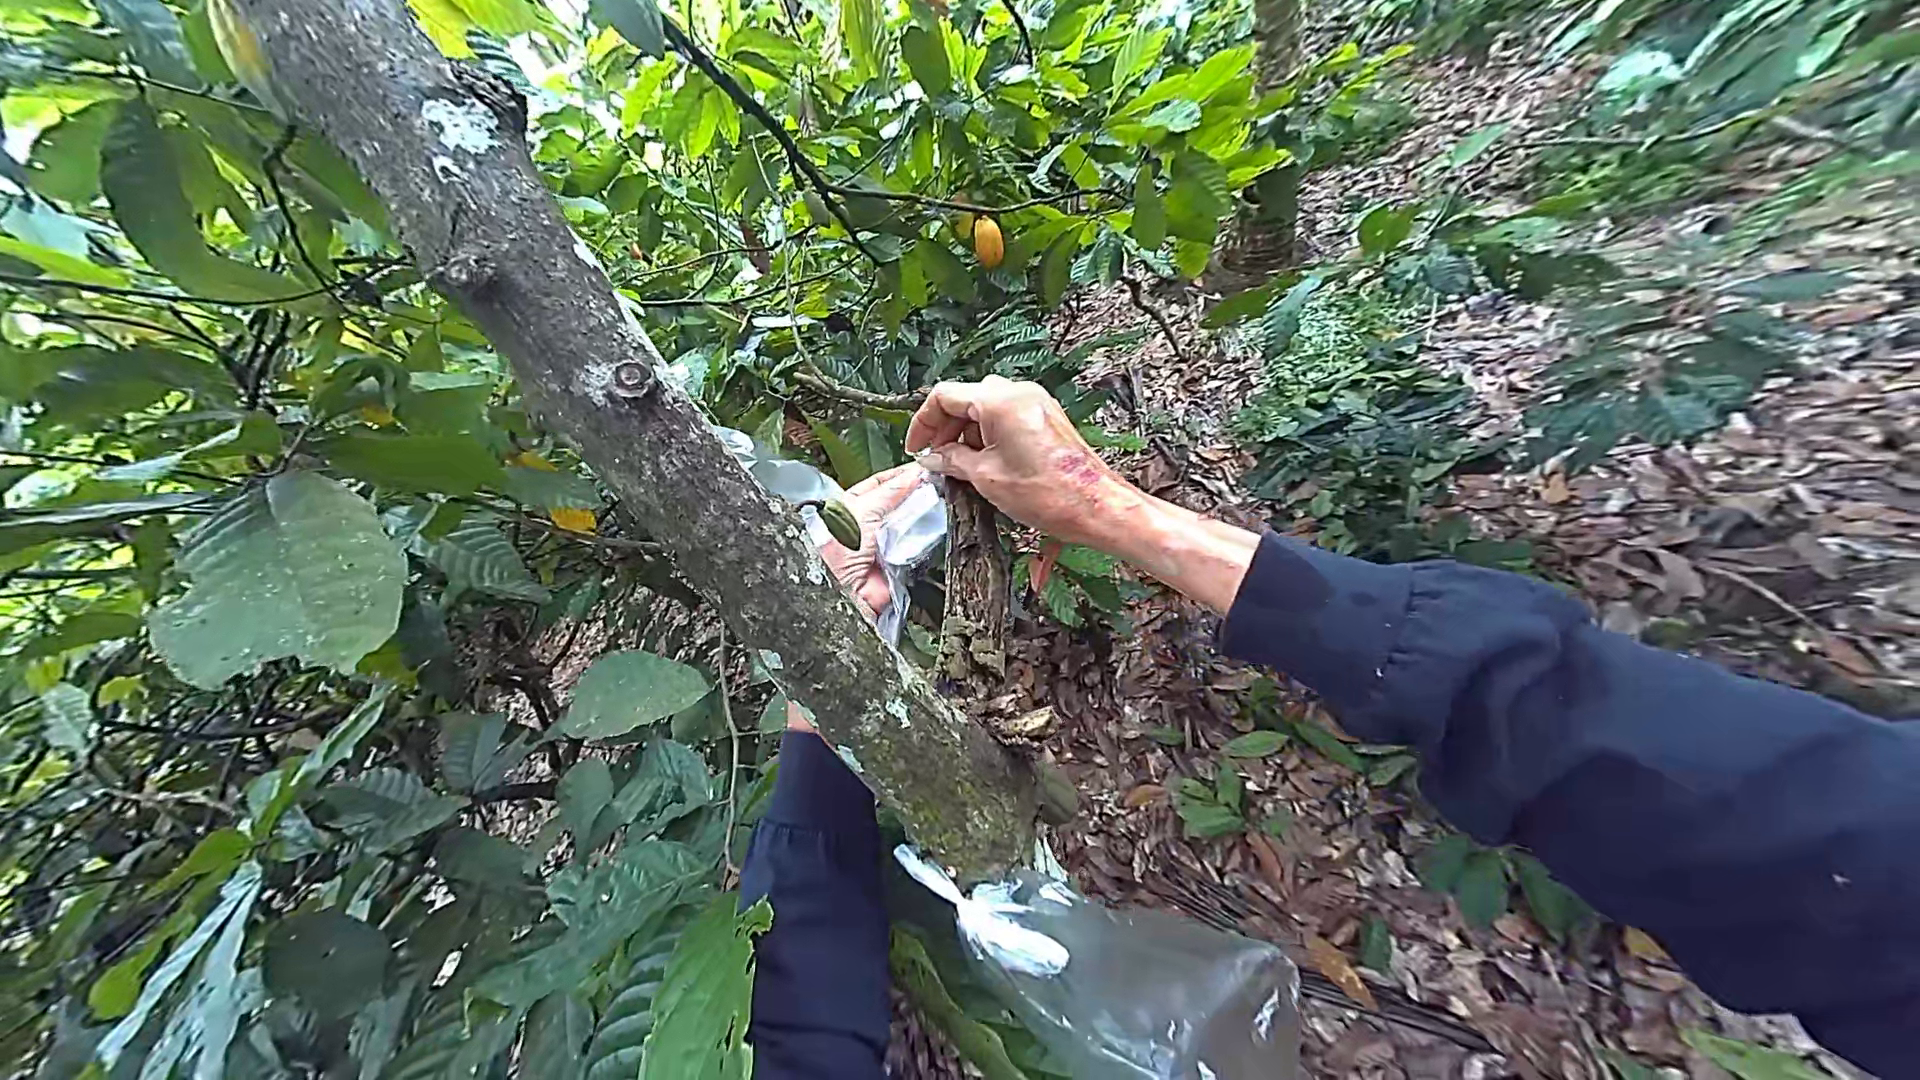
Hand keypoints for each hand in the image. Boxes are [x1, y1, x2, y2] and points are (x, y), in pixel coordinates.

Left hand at [816, 463, 926, 616]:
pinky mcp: (901, 560)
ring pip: (911, 521)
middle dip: (915, 494)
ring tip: (937, 501)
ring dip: (922, 514)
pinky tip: (934, 525)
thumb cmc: (838, 549)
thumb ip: (891, 491)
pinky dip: (925, 536)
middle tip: (935, 483)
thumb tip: (914, 475)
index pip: (881, 483)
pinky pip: (918, 544)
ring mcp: (885, 542)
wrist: (846, 590)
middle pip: (899, 502)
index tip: (922, 468)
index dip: (901, 475)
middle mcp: (869, 523)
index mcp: (852, 505)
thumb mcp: (863, 509)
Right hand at [903, 375, 1137, 548]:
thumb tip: (932, 456)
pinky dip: (987, 434)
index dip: (923, 422)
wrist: (1096, 506)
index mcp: (999, 400)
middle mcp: (1018, 393)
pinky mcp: (1044, 418)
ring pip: (985, 408)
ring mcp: (1034, 403)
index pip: (944, 395)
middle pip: (965, 399)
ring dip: (966, 433)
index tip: (917, 447)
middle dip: (945, 429)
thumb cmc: (1048, 493)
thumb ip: (952, 460)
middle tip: (935, 459)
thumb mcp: (986, 477)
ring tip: (959, 466)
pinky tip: (983, 462)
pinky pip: (1005, 416)